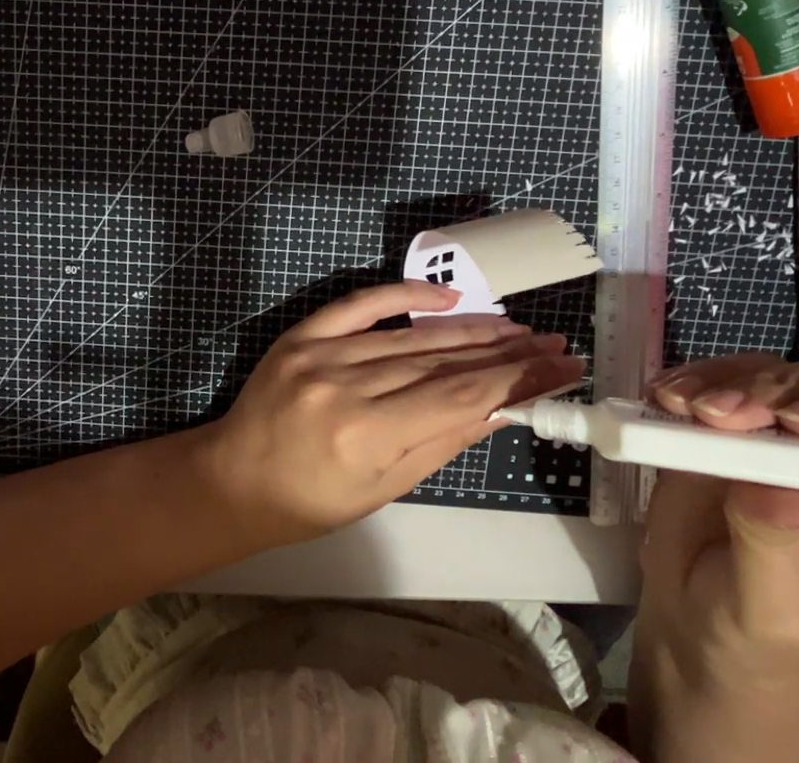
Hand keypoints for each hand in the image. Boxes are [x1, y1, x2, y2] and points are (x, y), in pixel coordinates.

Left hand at [197, 280, 584, 545]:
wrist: (235, 478)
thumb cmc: (312, 501)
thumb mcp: (385, 488)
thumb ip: (443, 440)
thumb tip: (504, 406)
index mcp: (368, 434)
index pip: (461, 396)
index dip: (519, 379)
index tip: (563, 365)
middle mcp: (346, 385)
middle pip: (442, 360)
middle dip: (505, 352)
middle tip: (551, 342)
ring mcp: (320, 353)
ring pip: (410, 336)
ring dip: (468, 329)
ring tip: (515, 327)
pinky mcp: (301, 335)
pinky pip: (359, 304)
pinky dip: (402, 295)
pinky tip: (446, 298)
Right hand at [635, 354, 798, 687]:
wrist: (695, 619)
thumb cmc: (756, 625)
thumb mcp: (775, 604)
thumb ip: (779, 544)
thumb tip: (797, 490)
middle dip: (774, 390)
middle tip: (717, 417)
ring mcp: (775, 435)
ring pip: (769, 372)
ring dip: (723, 379)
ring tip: (678, 407)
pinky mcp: (720, 427)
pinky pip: (714, 381)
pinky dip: (686, 380)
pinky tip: (661, 397)